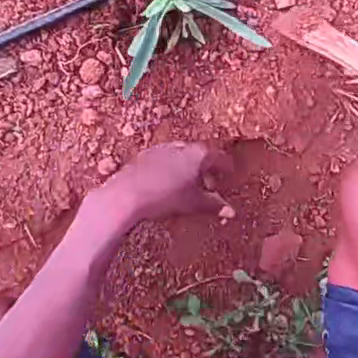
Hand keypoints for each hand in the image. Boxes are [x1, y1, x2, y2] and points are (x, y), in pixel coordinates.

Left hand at [91, 141, 230, 223]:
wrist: (127, 195)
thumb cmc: (165, 196)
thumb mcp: (194, 203)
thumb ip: (213, 205)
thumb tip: (230, 211)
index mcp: (197, 154)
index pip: (218, 157)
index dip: (225, 167)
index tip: (229, 174)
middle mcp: (180, 146)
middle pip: (200, 155)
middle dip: (206, 169)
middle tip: (210, 185)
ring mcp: (160, 149)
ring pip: (181, 157)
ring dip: (188, 169)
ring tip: (188, 187)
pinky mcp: (144, 157)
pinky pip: (164, 161)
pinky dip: (171, 170)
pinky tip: (168, 185)